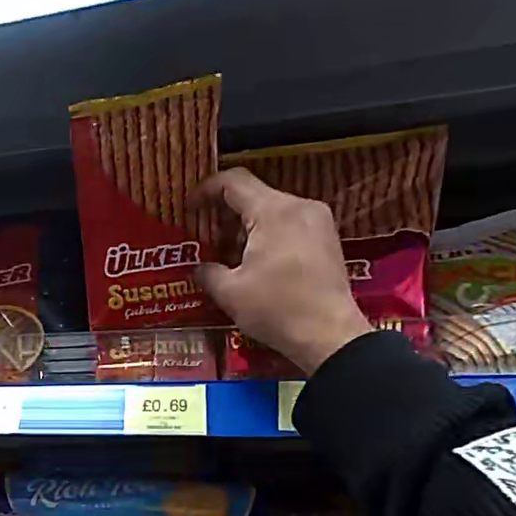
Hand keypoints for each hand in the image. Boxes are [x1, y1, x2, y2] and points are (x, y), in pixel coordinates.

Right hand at [192, 168, 372, 374]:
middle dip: (223, 214)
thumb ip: (207, 272)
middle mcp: (300, 206)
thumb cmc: (275, 308)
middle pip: (253, 195)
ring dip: (243, 227)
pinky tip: (251, 262)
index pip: (234, 182)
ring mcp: (317, 221)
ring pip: (271, 210)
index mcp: (273, 212)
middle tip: (201, 236)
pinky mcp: (325, 239)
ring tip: (223, 254)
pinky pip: (287, 224)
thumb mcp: (229, 293)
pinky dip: (264, 235)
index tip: (187, 208)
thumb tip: (198, 267)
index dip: (205, 190)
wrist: (328, 333)